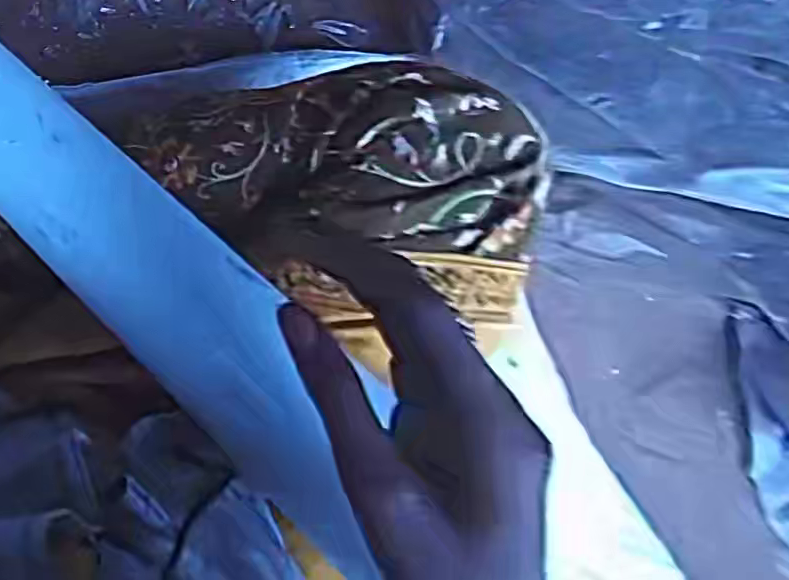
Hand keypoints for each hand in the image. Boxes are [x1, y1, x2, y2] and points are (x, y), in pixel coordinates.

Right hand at [279, 238, 548, 579]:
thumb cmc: (432, 570)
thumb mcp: (374, 486)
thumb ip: (334, 393)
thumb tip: (290, 311)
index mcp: (486, 414)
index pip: (418, 309)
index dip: (358, 264)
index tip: (301, 242)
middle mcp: (498, 401)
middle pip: (429, 309)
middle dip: (364, 266)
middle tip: (301, 243)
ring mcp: (491, 412)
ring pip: (428, 325)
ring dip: (372, 286)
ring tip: (316, 260)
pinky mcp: (475, 423)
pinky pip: (426, 352)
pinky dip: (383, 318)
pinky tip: (353, 304)